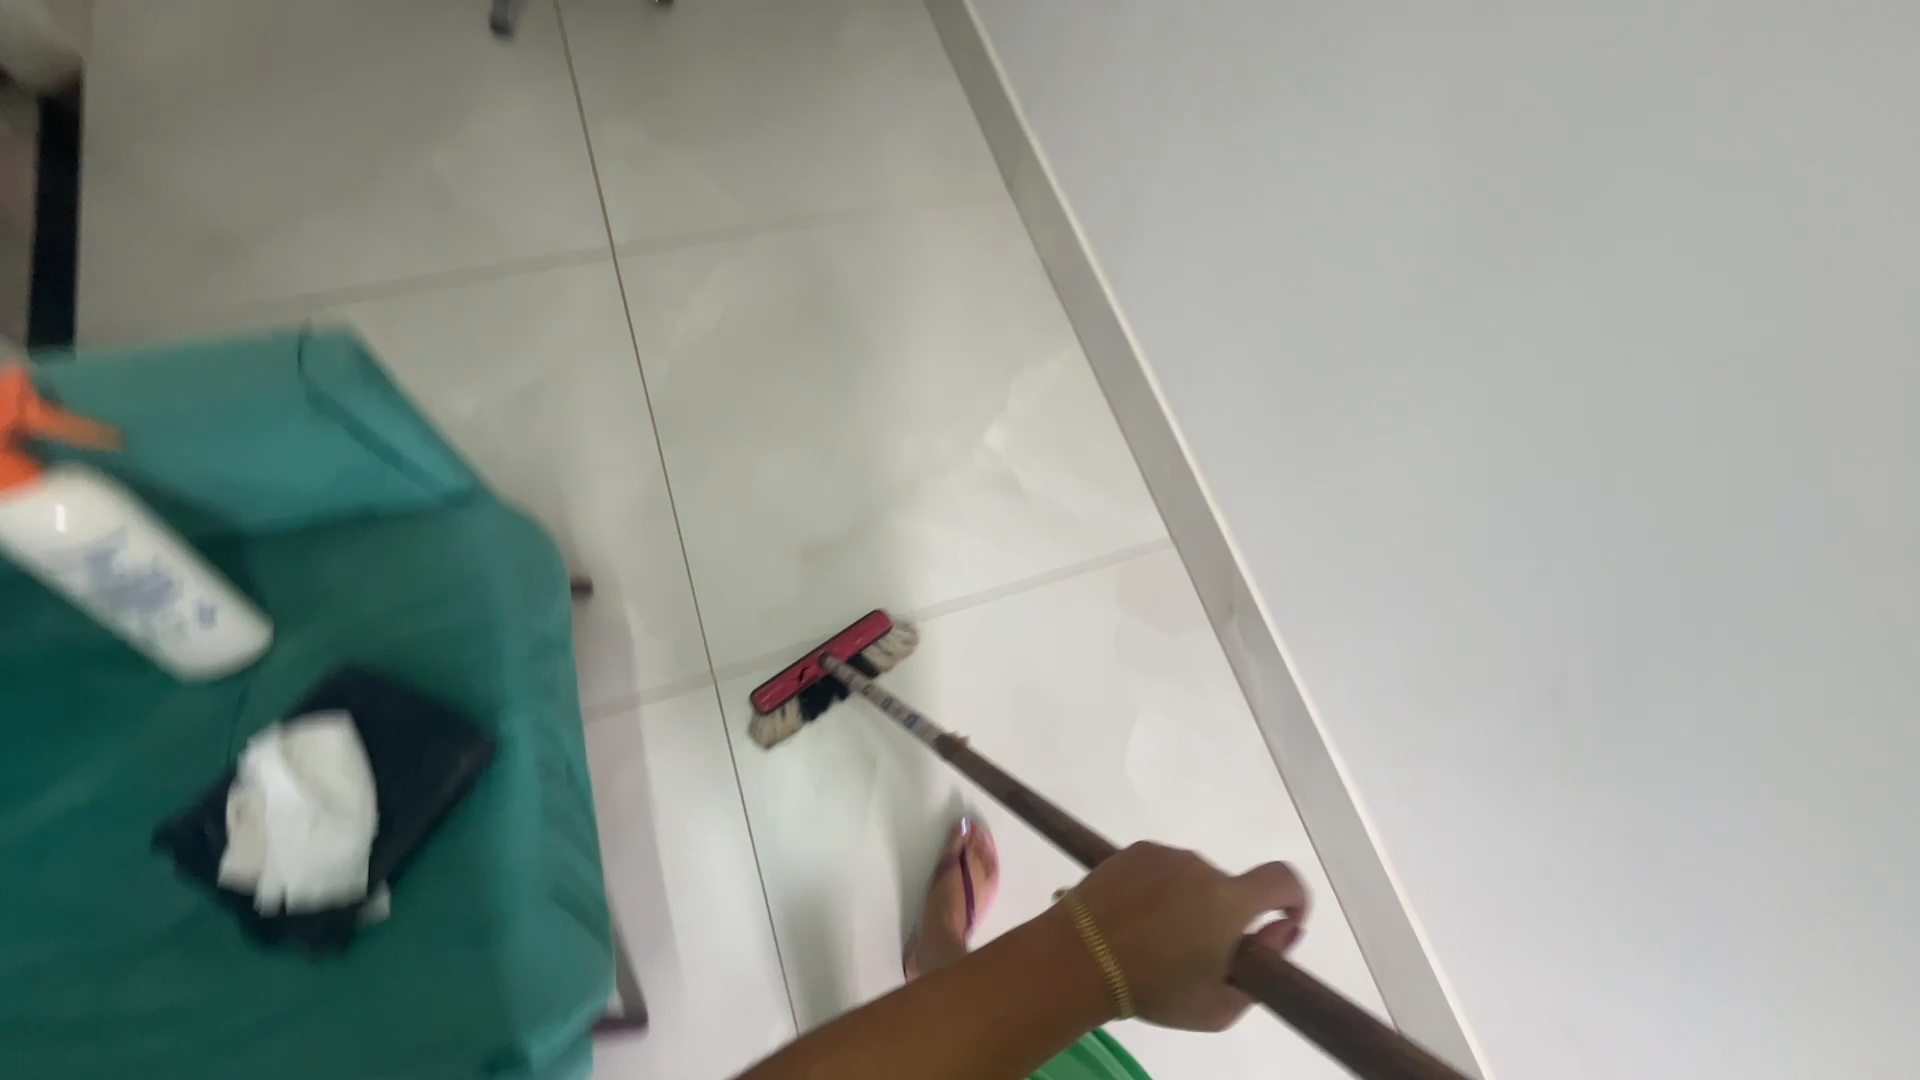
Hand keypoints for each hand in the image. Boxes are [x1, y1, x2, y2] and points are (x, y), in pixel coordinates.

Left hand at [1068, 842, 1307, 1030]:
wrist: (1080, 956)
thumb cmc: (1154, 989)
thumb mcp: (1218, 1004)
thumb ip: (1262, 968)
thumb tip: (1283, 931)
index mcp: (1229, 901)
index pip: (1282, 878)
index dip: (1293, 897)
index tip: (1282, 921)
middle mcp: (1200, 867)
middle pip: (1229, 889)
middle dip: (1224, 917)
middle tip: (1195, 954)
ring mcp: (1164, 855)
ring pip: (1192, 880)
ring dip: (1188, 904)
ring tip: (1155, 939)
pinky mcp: (1133, 851)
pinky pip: (1162, 870)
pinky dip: (1159, 890)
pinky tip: (1135, 917)